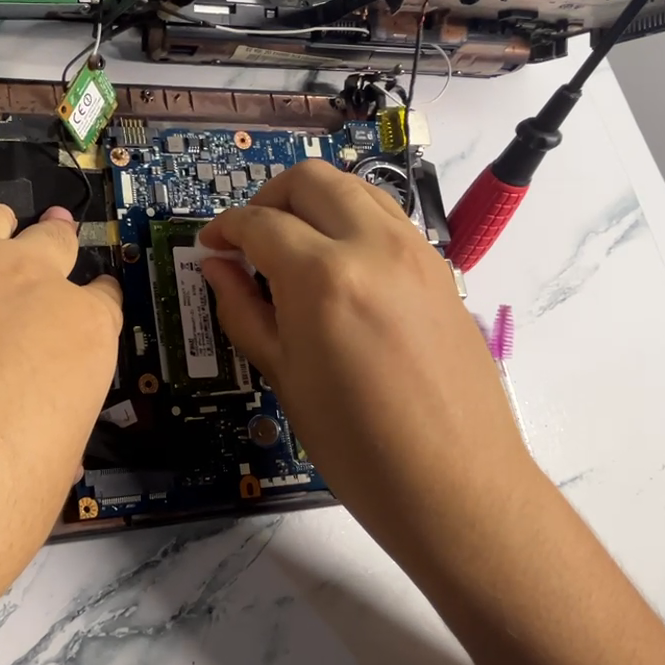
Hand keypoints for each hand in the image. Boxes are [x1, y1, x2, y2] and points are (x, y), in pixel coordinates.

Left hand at [0, 156, 122, 565]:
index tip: (89, 305)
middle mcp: (25, 281)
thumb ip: (49, 435)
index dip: (94, 303)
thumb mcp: (48, 483)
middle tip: (50, 248)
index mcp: (82, 334)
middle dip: (54, 248)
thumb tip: (37, 433)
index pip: (101, 300)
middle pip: (50, 245)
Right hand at [198, 161, 529, 541]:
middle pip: (310, 180)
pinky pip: (387, 218)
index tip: (211, 247)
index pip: (260, 223)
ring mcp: (415, 251)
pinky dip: (351, 221)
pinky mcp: (441, 268)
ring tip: (292, 246)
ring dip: (313, 201)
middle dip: (268, 198)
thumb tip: (217, 268)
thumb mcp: (284, 376)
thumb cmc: (356, 445)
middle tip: (249, 239)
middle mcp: (373, 245)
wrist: (454, 483)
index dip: (225, 230)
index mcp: (323, 276)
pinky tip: (338, 267)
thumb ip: (244, 310)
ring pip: (355, 187)